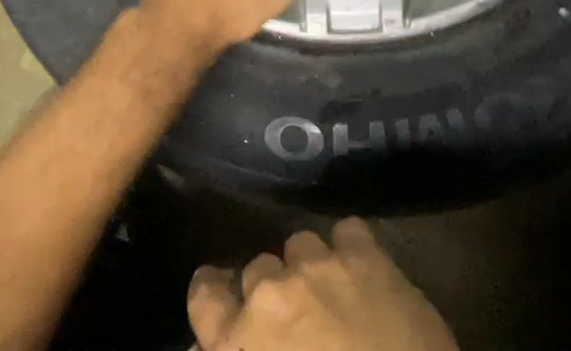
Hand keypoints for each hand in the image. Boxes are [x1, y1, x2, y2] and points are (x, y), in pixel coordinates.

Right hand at [187, 218, 458, 350]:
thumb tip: (221, 347)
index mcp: (238, 340)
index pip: (205, 297)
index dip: (212, 290)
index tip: (220, 289)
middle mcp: (270, 293)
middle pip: (258, 270)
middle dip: (273, 288)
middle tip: (295, 314)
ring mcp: (318, 269)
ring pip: (300, 245)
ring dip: (310, 267)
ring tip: (331, 290)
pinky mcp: (366, 258)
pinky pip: (347, 231)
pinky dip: (351, 248)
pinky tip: (362, 271)